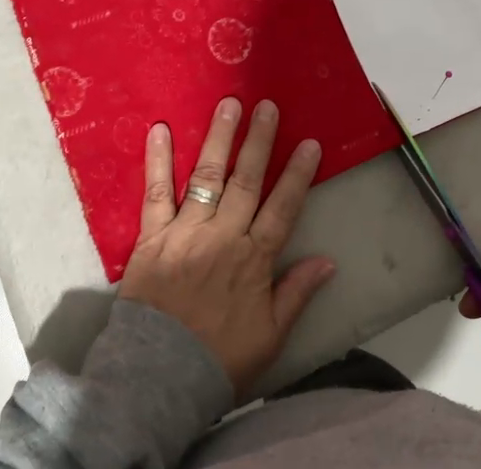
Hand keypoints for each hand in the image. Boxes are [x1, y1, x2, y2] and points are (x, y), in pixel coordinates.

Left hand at [118, 97, 336, 397]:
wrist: (162, 376)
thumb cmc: (220, 358)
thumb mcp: (271, 335)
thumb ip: (297, 292)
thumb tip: (328, 261)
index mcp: (253, 260)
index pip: (282, 208)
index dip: (297, 175)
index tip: (309, 143)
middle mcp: (222, 236)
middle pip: (246, 181)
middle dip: (259, 141)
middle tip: (267, 106)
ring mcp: (185, 232)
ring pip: (206, 177)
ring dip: (219, 139)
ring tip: (228, 105)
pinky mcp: (151, 237)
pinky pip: (155, 193)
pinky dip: (157, 160)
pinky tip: (159, 130)